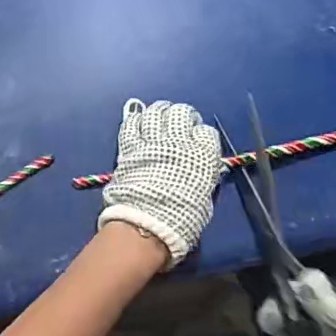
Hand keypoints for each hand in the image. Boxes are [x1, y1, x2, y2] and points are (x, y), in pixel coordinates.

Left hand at [97, 99, 226, 266]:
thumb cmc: (181, 218)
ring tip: (160, 114)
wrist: (146, 223)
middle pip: (181, 114)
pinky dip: (135, 120)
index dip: (201, 134)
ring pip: (155, 114)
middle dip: (182, 115)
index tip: (198, 139)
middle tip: (180, 120)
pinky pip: (131, 126)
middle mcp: (177, 143)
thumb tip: (200, 169)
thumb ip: (202, 176)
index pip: (206, 132)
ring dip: (159, 111)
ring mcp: (151, 144)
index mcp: (202, 156)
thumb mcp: (203, 196)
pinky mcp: (129, 149)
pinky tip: (137, 119)